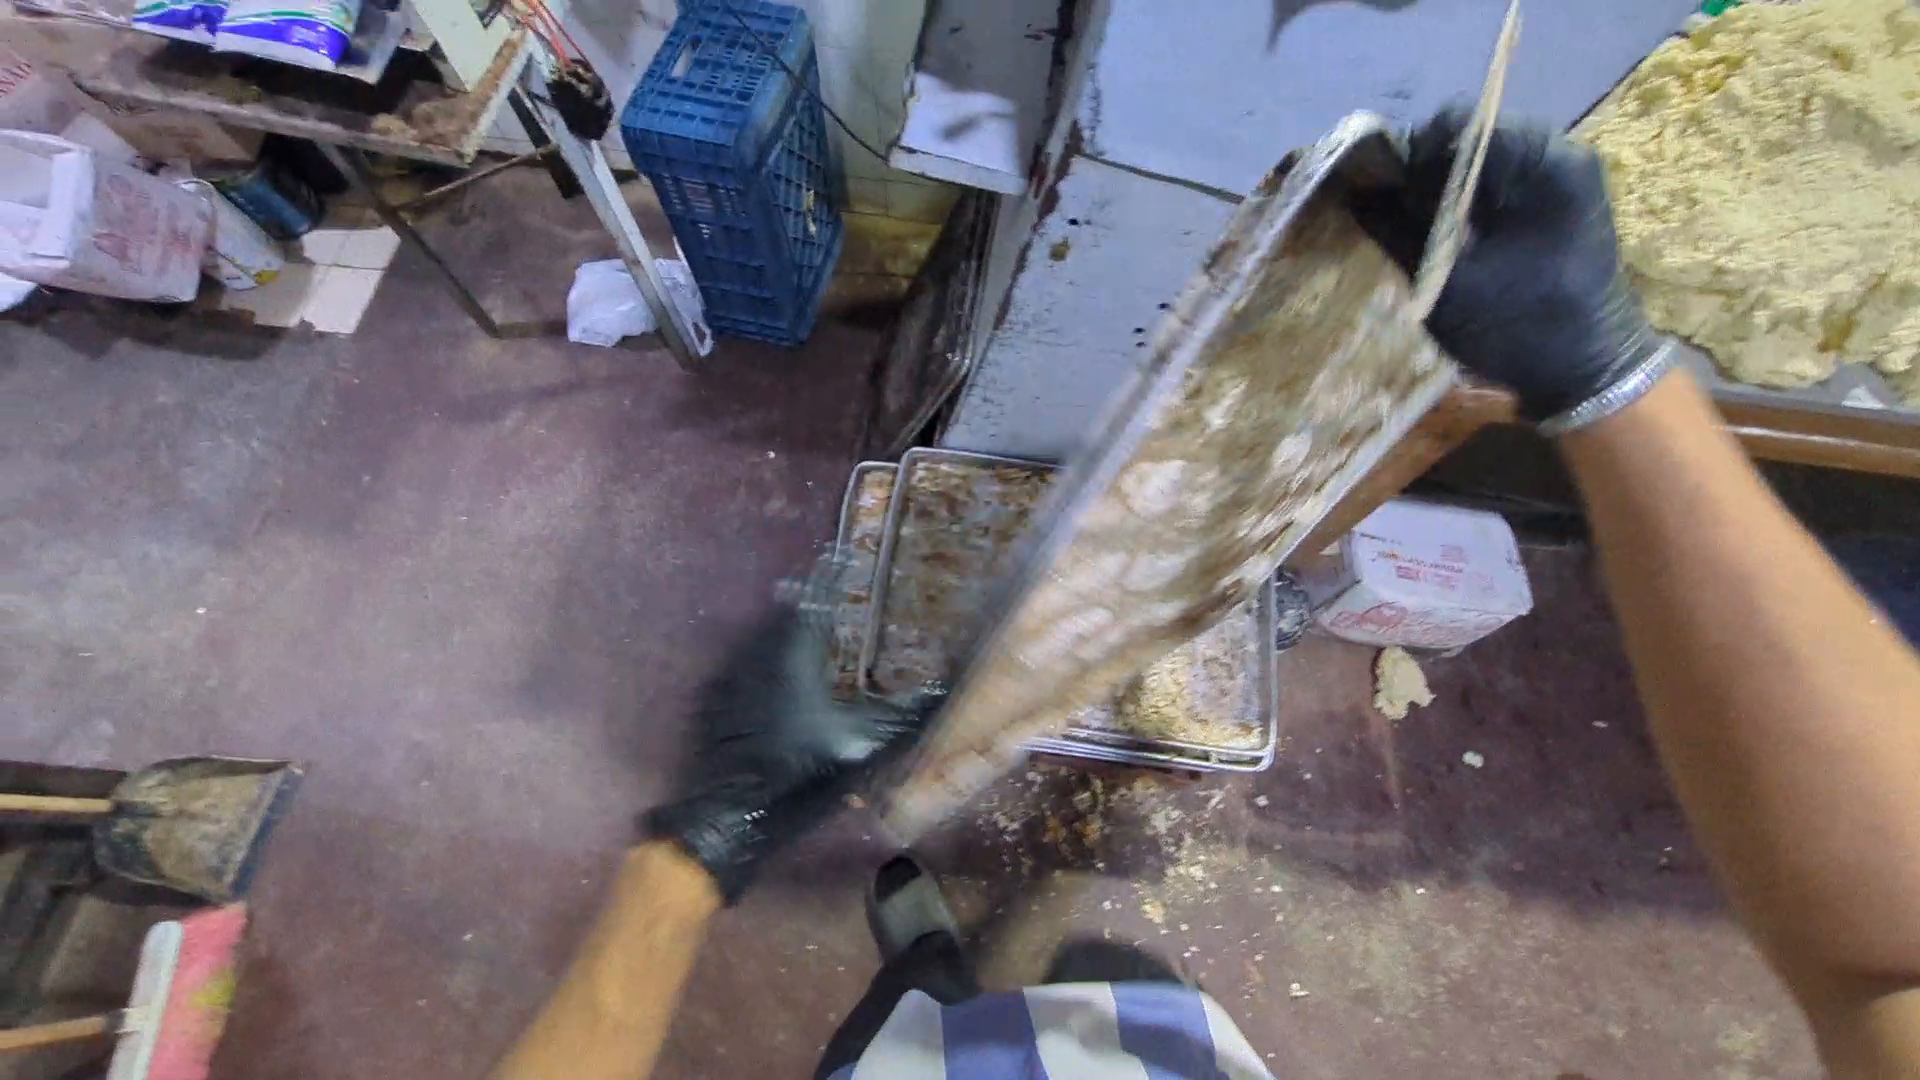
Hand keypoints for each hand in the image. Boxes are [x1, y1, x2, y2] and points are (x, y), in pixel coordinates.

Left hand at [644, 558, 940, 902]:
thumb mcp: (860, 745)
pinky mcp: (715, 697)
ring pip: (762, 632)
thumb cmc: (799, 773)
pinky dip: (763, 651)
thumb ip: (903, 717)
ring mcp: (732, 674)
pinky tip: (774, 666)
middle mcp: (760, 652)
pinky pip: (744, 658)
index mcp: (796, 654)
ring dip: (785, 621)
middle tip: (829, 585)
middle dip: (810, 593)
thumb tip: (942, 692)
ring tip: (806, 617)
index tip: (845, 554)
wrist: (728, 814)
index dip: (832, 573)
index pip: (818, 598)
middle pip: (788, 608)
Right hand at [1352, 110, 1670, 428]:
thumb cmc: (1517, 328)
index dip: (1410, 154)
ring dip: (1439, 191)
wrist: (1584, 370)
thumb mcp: (1445, 284)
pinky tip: (1440, 236)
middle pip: (1470, 138)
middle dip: (1422, 173)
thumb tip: (1353, 193)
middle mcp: (1558, 157)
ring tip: (1411, 229)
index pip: (1460, 124)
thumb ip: (1397, 231)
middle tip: (1390, 216)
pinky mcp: (1554, 205)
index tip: (1380, 194)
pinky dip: (1460, 204)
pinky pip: (1493, 186)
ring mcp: (1560, 180)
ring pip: (1479, 163)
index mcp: (1543, 164)